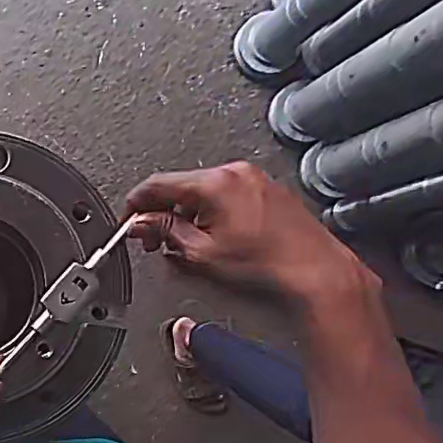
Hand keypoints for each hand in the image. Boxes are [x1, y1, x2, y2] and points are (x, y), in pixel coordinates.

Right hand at [125, 161, 373, 305]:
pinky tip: (210, 237)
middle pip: (178, 187)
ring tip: (185, 244)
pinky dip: (207, 212)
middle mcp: (234, 173)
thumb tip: (142, 223)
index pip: (157, 184)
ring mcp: (251, 178)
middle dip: (161, 213)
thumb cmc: (268, 262)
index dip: (135, 205)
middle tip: (152, 240)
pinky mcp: (263, 189)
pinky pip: (222, 194)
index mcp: (215, 182)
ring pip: (199, 191)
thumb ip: (164, 231)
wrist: (313, 270)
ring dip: (184, 214)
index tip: (129, 221)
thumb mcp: (200, 252)